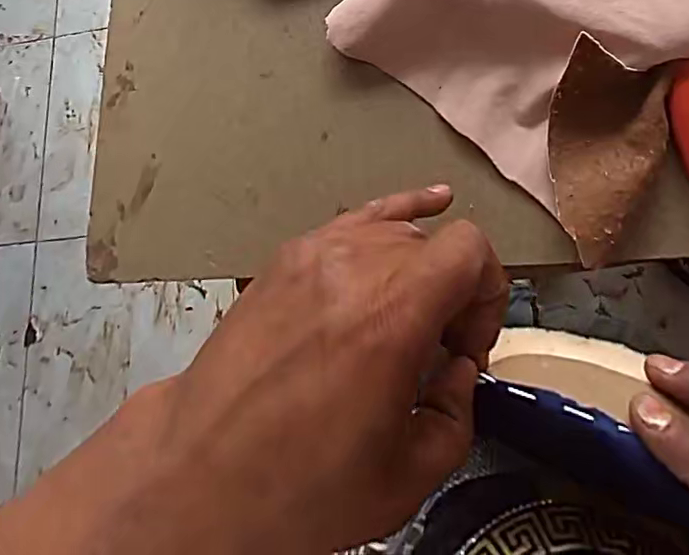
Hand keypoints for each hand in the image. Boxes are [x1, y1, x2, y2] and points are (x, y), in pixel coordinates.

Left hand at [154, 184, 508, 549]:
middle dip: (454, 290)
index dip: (488, 293)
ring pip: (396, 230)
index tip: (468, 344)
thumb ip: (457, 410)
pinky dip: (393, 213)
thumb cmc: (297, 483)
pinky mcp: (288, 256)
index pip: (470, 250)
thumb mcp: (406, 475)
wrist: (200, 470)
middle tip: (437, 347)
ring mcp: (316, 252)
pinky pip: (354, 219)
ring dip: (419, 267)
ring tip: (407, 316)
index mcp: (391, 315)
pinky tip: (421, 205)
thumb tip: (457, 369)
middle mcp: (355, 266)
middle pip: (435, 241)